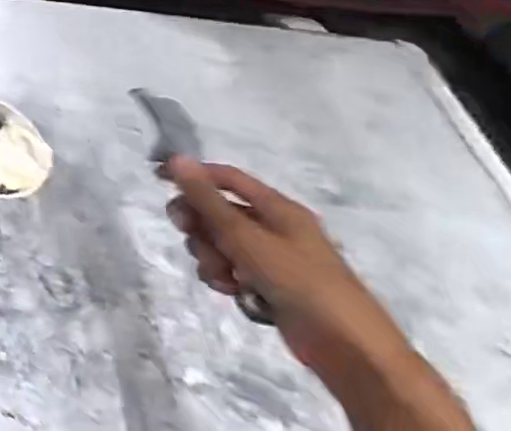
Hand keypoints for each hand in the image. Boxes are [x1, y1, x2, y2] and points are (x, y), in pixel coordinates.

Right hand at [162, 156, 471, 430]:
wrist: (352, 352)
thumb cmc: (299, 281)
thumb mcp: (244, 235)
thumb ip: (206, 198)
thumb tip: (175, 158)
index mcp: (278, 209)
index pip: (226, 177)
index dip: (192, 175)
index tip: (158, 180)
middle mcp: (275, 229)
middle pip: (217, 212)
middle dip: (199, 225)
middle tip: (190, 235)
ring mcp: (273, 260)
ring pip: (219, 244)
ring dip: (211, 257)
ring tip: (224, 277)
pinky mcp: (270, 286)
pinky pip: (231, 271)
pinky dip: (226, 279)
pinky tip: (235, 292)